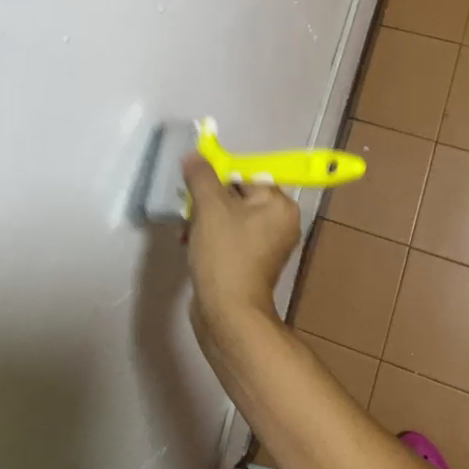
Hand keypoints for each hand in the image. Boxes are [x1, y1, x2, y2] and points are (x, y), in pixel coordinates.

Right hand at [182, 154, 300, 332]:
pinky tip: (191, 246)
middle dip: (208, 204)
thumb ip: (202, 176)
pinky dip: (211, 239)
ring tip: (187, 233)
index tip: (197, 192)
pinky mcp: (253, 265)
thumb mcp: (210, 207)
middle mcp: (281, 223)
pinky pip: (231, 239)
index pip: (246, 176)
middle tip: (189, 214)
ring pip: (230, 219)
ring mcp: (269, 246)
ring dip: (205, 221)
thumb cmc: (225, 254)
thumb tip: (194, 155)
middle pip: (238, 197)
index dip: (218, 181)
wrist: (228, 313)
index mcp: (280, 205)